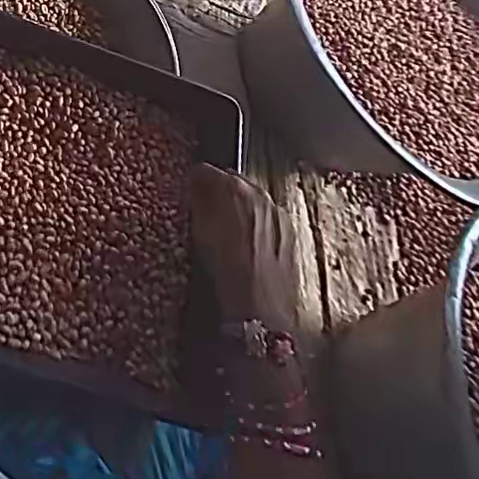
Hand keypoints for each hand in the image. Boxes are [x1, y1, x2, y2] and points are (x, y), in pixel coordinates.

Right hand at [190, 165, 296, 328]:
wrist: (259, 307)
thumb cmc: (225, 270)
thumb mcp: (199, 231)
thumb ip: (198, 201)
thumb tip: (196, 185)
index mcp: (234, 189)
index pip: (208, 171)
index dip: (195, 178)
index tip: (189, 186)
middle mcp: (260, 195)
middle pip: (233, 181)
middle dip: (218, 189)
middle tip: (203, 205)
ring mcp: (277, 213)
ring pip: (251, 198)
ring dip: (237, 204)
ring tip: (223, 225)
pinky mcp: (289, 232)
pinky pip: (266, 216)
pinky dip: (254, 220)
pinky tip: (244, 240)